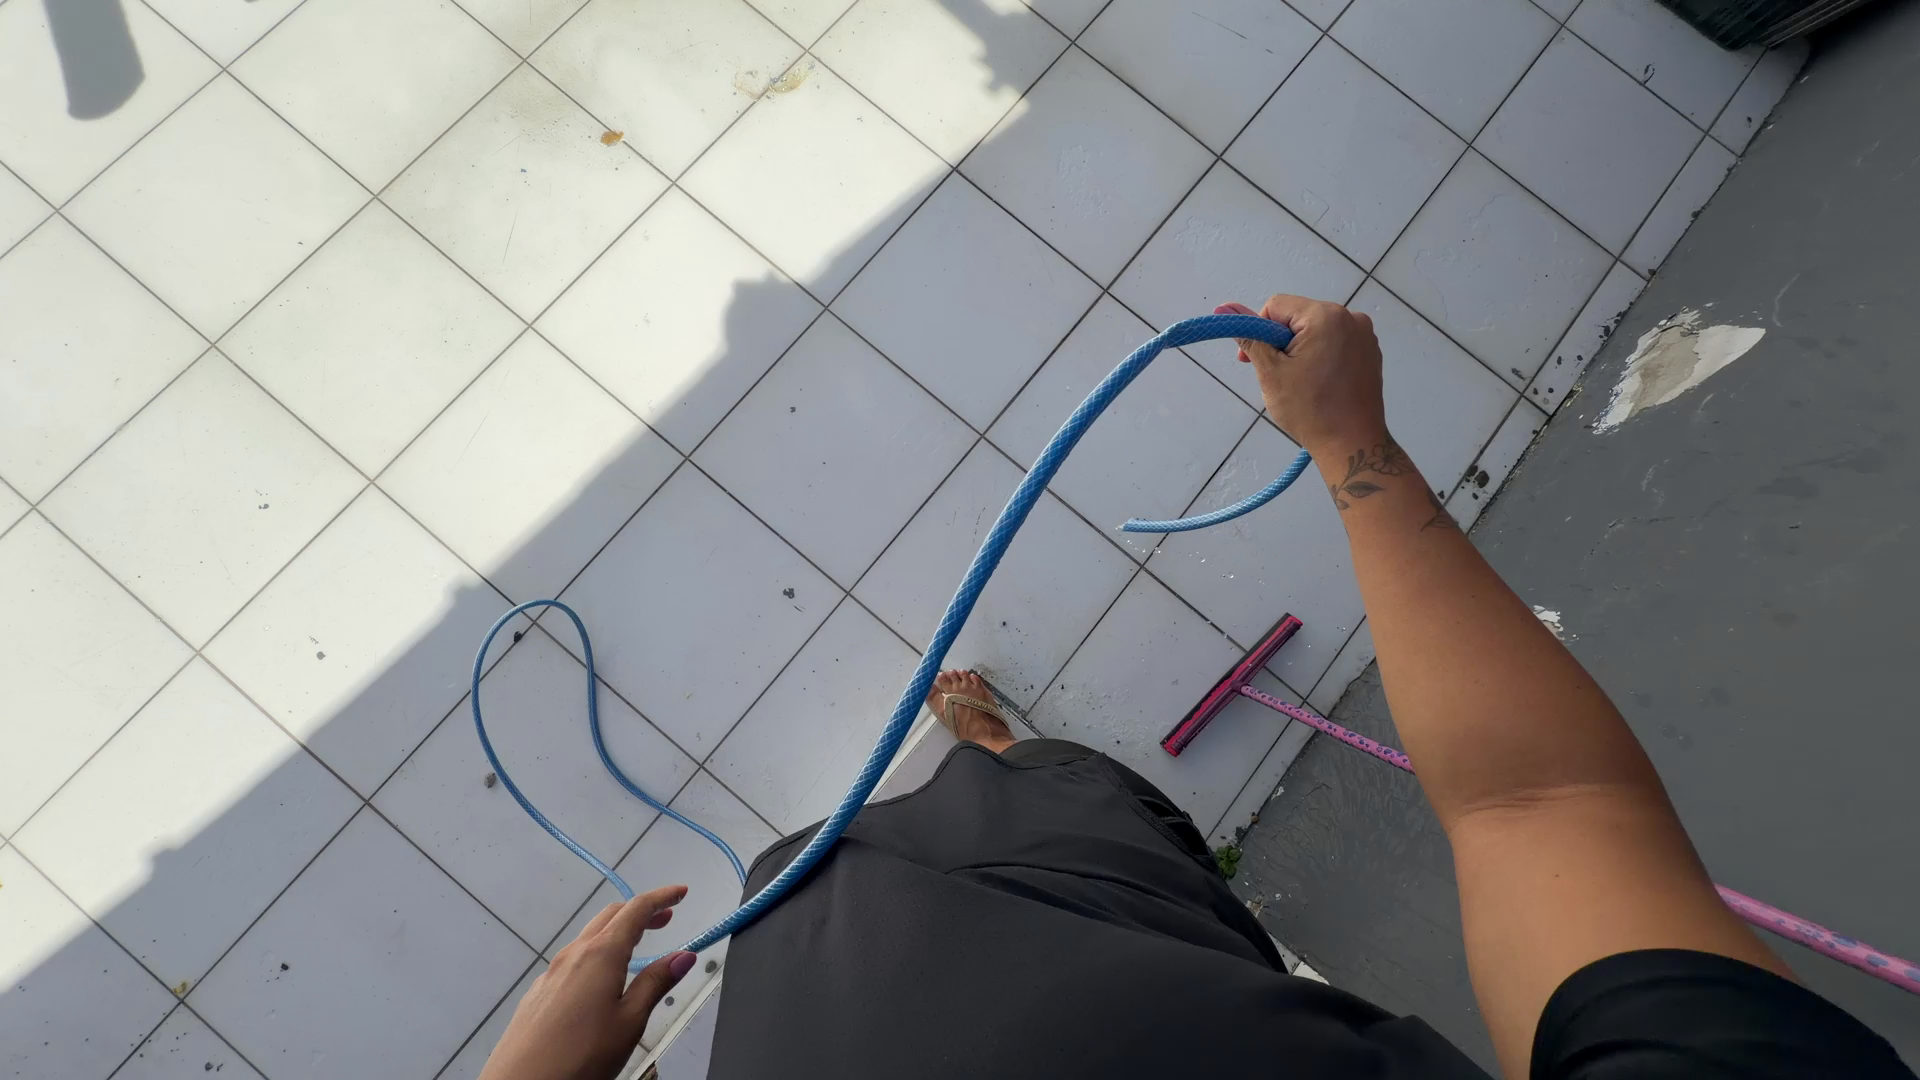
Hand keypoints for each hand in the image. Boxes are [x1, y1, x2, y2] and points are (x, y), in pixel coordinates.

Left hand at [478, 885, 695, 1079]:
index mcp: (601, 954)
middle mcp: (574, 954)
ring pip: (589, 937)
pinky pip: (571, 961)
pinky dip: (595, 955)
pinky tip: (598, 984)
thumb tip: (684, 955)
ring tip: (635, 949)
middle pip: (610, 915)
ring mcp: (549, 974)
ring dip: (616, 932)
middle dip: (640, 911)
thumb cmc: (581, 1058)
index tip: (682, 892)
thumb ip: (656, 983)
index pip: (636, 909)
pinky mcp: (535, 996)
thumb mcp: (629, 1022)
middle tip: (665, 919)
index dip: (662, 897)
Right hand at [1215, 296, 1385, 457]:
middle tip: (1275, 377)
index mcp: (1325, 316)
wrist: (1351, 442)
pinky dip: (1319, 357)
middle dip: (1279, 342)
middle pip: (1298, 317)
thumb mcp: (1270, 372)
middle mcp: (1350, 317)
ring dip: (1298, 350)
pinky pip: (1335, 343)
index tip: (1251, 362)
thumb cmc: (1308, 408)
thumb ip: (1250, 337)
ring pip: (1315, 331)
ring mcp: (1364, 335)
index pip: (1276, 306)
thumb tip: (1223, 307)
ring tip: (1297, 384)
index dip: (1258, 331)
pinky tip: (1318, 384)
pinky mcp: (1370, 352)